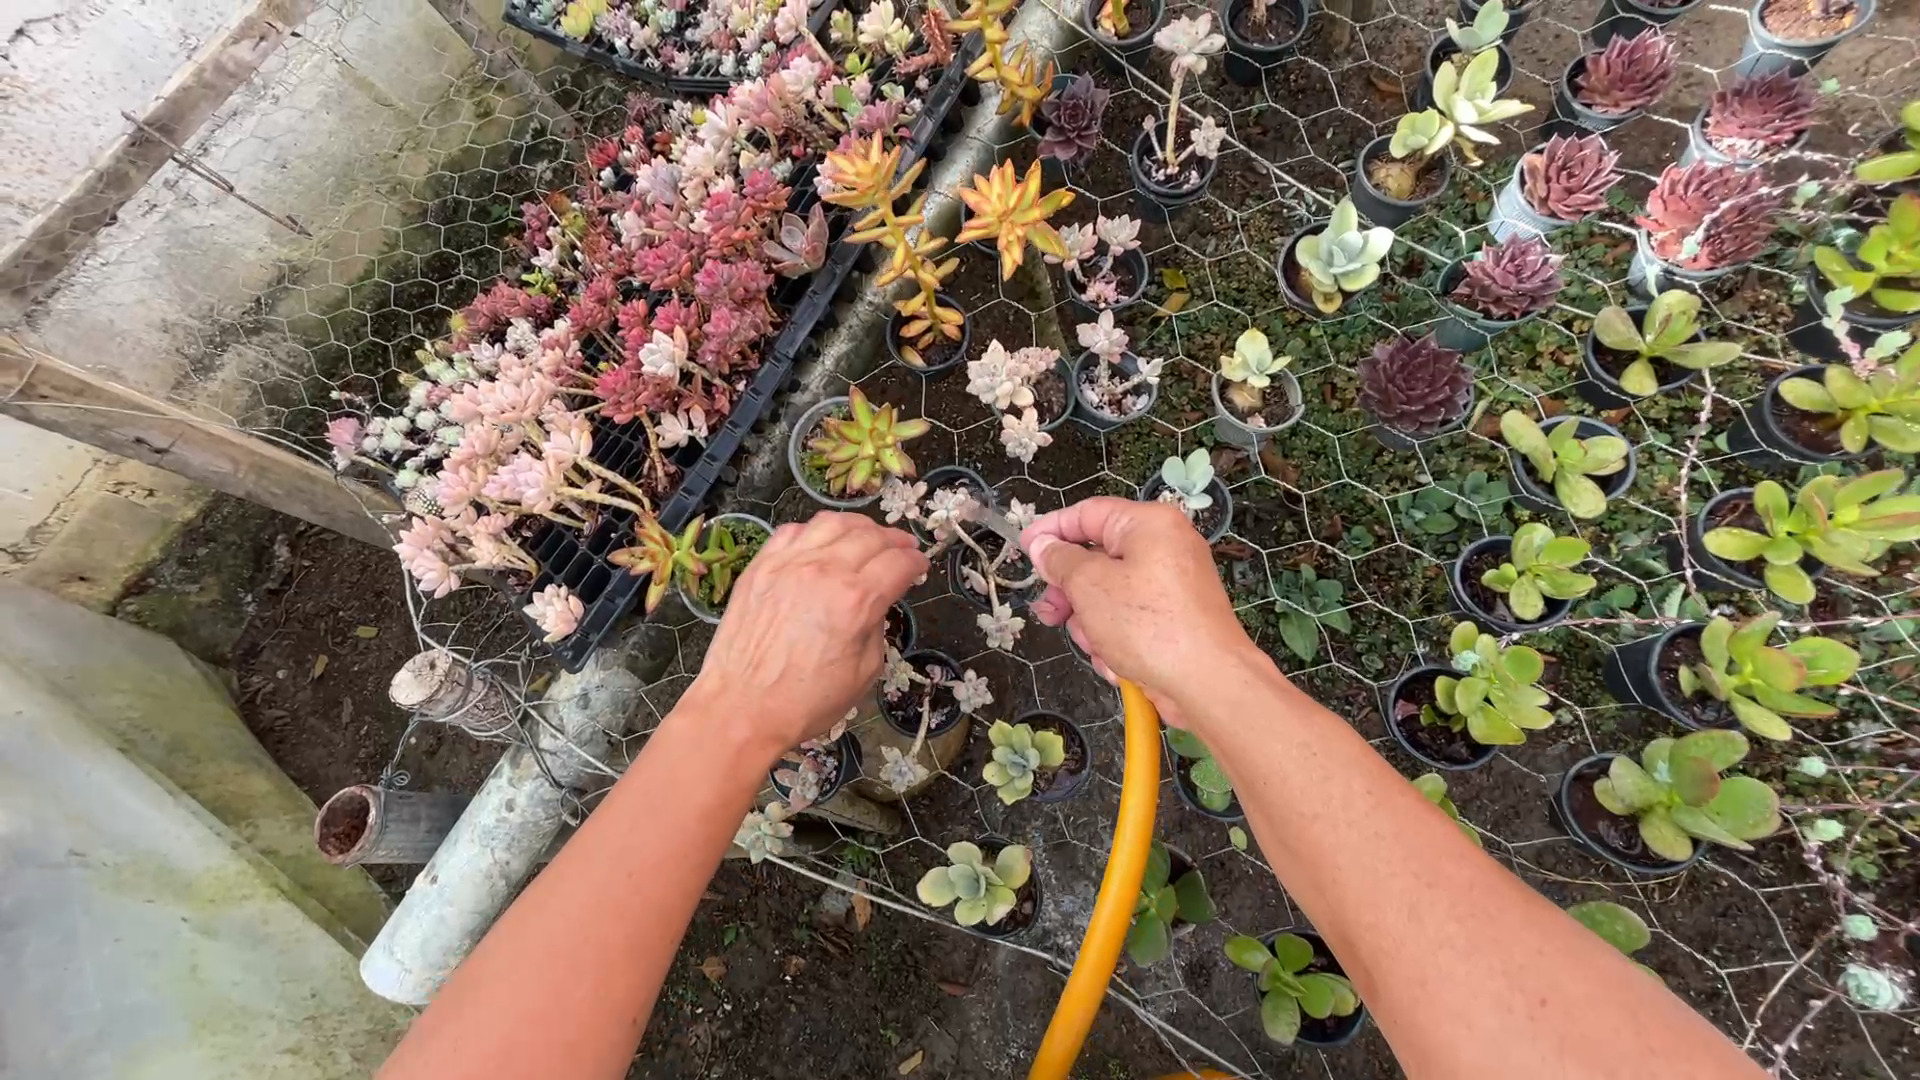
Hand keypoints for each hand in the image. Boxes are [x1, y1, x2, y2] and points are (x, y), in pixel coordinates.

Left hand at [678, 512, 926, 763]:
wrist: (741, 709)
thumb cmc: (807, 702)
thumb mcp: (865, 672)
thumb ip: (876, 627)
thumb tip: (875, 604)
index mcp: (857, 600)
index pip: (899, 563)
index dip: (916, 561)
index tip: (920, 565)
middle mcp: (825, 571)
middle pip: (872, 537)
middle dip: (896, 540)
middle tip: (903, 548)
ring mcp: (789, 563)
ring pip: (833, 522)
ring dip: (859, 526)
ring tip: (867, 536)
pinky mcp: (761, 566)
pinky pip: (793, 531)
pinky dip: (815, 531)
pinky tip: (822, 543)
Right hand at [1020, 498, 1260, 725]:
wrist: (1208, 683)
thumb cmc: (1148, 625)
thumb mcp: (1089, 585)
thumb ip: (1060, 560)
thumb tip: (1044, 546)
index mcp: (1148, 524)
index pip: (1087, 513)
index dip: (1050, 530)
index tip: (1024, 548)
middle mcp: (1164, 546)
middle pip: (1097, 558)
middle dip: (1070, 590)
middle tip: (1049, 612)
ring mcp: (1172, 584)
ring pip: (1109, 594)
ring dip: (1091, 622)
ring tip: (1094, 644)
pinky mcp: (1175, 618)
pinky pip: (1130, 618)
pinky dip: (1115, 638)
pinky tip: (1116, 661)